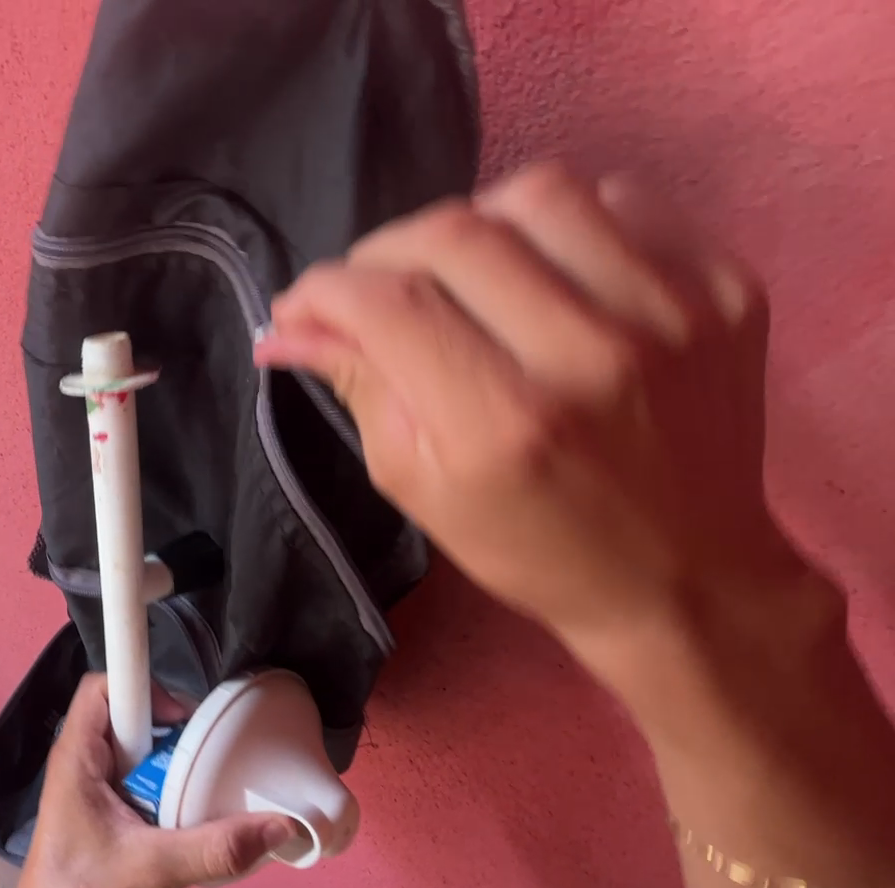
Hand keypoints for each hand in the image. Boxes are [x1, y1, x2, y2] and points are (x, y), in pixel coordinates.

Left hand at [1, 674, 294, 887]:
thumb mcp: (152, 870)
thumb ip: (214, 847)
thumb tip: (279, 825)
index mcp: (76, 757)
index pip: (102, 688)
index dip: (145, 687)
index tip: (188, 717)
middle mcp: (79, 762)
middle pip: (127, 718)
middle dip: (169, 730)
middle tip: (209, 757)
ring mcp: (88, 788)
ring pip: (136, 752)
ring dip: (170, 765)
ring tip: (206, 788)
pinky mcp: (100, 812)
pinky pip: (137, 780)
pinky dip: (164, 790)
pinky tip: (190, 818)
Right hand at [257, 165, 809, 671]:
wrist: (679, 571)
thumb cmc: (522, 542)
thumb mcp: (413, 480)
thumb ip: (358, 387)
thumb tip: (286, 330)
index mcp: (500, 420)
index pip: (391, 308)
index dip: (324, 291)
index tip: (295, 305)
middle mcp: (588, 350)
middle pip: (453, 236)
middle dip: (377, 253)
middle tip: (359, 288)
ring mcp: (672, 308)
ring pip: (535, 195)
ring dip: (464, 223)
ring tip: (445, 270)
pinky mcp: (723, 284)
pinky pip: (620, 201)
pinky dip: (552, 223)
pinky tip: (532, 271)